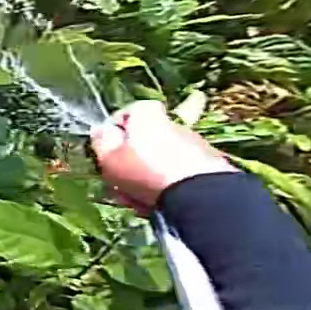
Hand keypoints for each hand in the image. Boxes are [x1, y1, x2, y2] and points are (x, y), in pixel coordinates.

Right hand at [90, 100, 235, 212]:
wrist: (201, 196)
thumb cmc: (145, 172)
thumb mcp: (109, 158)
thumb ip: (102, 141)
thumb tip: (101, 129)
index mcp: (150, 121)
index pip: (136, 108)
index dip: (119, 121)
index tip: (108, 139)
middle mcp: (176, 128)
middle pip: (147, 137)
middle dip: (130, 154)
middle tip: (116, 174)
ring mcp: (196, 147)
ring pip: (160, 157)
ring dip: (145, 172)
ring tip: (133, 196)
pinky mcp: (210, 168)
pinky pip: (177, 172)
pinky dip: (164, 183)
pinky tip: (154, 201)